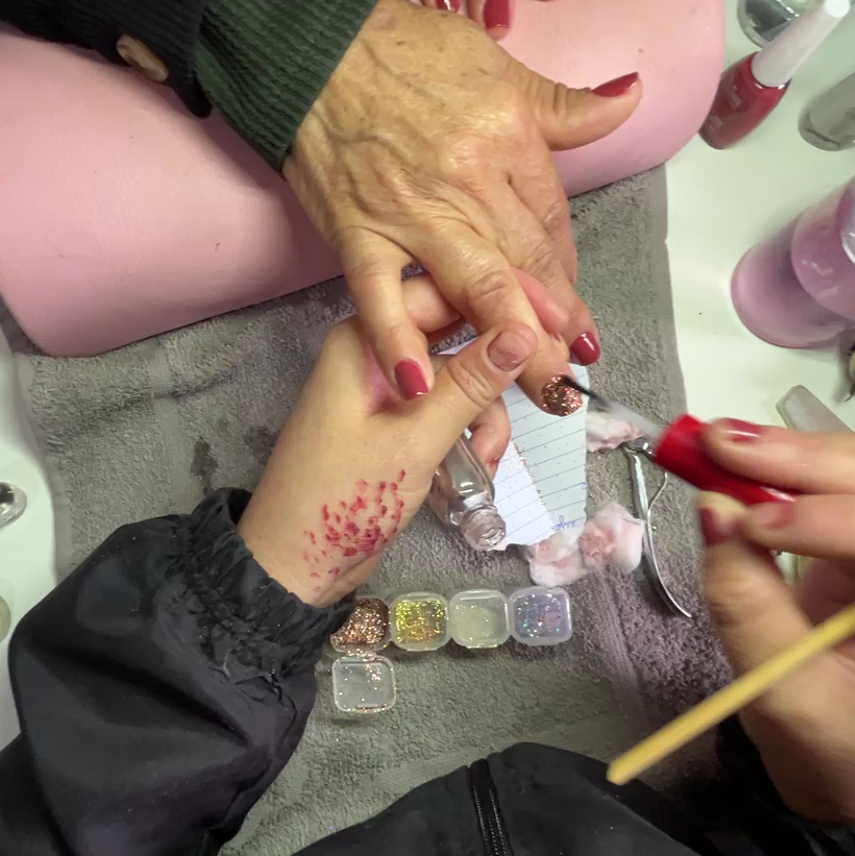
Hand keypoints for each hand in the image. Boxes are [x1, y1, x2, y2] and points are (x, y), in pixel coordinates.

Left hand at [239, 280, 545, 603]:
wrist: (294, 561)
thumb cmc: (344, 496)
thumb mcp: (415, 438)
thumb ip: (471, 384)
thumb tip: (527, 330)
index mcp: (367, 339)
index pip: (446, 294)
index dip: (506, 306)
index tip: (560, 330)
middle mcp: (376, 353)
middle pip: (458, 338)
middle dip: (500, 372)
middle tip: (554, 394)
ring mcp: (384, 390)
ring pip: (457, 381)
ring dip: (484, 418)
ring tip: (490, 461)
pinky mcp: (392, 423)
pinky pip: (443, 412)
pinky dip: (465, 436)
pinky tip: (477, 469)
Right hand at [286, 0, 639, 412]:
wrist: (319, 45)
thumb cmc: (405, 51)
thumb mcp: (497, 64)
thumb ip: (563, 104)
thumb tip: (628, 103)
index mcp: (508, 140)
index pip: (551, 224)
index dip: (566, 276)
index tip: (573, 317)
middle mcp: (469, 183)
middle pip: (527, 266)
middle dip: (556, 327)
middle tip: (573, 378)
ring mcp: (411, 214)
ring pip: (474, 286)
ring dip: (510, 343)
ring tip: (535, 392)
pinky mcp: (358, 233)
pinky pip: (380, 295)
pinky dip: (396, 339)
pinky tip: (418, 383)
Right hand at [695, 424, 854, 823]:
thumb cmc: (832, 749)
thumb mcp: (780, 693)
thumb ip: (746, 602)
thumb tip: (714, 507)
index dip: (845, 521)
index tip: (752, 521)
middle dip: (816, 463)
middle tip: (719, 446)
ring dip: (811, 451)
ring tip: (726, 448)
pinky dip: (814, 459)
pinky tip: (760, 462)